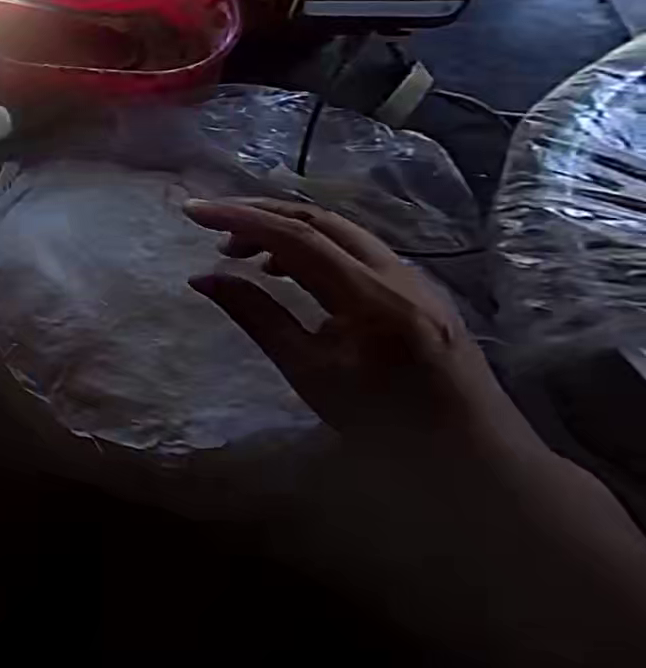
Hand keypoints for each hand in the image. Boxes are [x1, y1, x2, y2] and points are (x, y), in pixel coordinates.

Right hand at [183, 198, 535, 455]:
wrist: (476, 456)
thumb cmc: (384, 421)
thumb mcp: (307, 370)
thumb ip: (256, 316)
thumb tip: (202, 278)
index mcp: (372, 298)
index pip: (296, 237)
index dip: (239, 218)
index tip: (192, 211)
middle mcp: (399, 277)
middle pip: (320, 221)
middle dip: (258, 211)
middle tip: (209, 220)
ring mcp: (415, 281)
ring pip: (339, 231)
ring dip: (282, 228)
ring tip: (238, 249)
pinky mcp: (417, 290)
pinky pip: (353, 249)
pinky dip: (307, 245)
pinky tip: (281, 268)